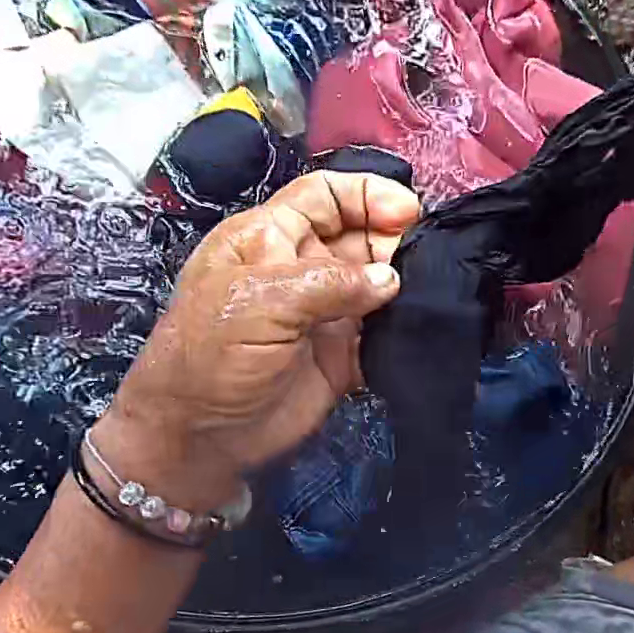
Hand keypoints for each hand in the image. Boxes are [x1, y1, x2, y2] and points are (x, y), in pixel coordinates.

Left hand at [95, 172, 420, 508]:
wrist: (202, 437)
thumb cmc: (212, 356)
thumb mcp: (260, 303)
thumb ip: (329, 283)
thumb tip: (391, 280)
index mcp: (271, 239)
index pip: (325, 197)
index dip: (366, 195)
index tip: (407, 212)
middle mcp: (304, 270)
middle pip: (360, 237)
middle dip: (394, 240)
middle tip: (424, 258)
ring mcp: (326, 314)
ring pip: (378, 285)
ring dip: (405, 285)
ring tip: (431, 291)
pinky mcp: (344, 355)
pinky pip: (382, 332)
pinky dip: (402, 329)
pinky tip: (419, 328)